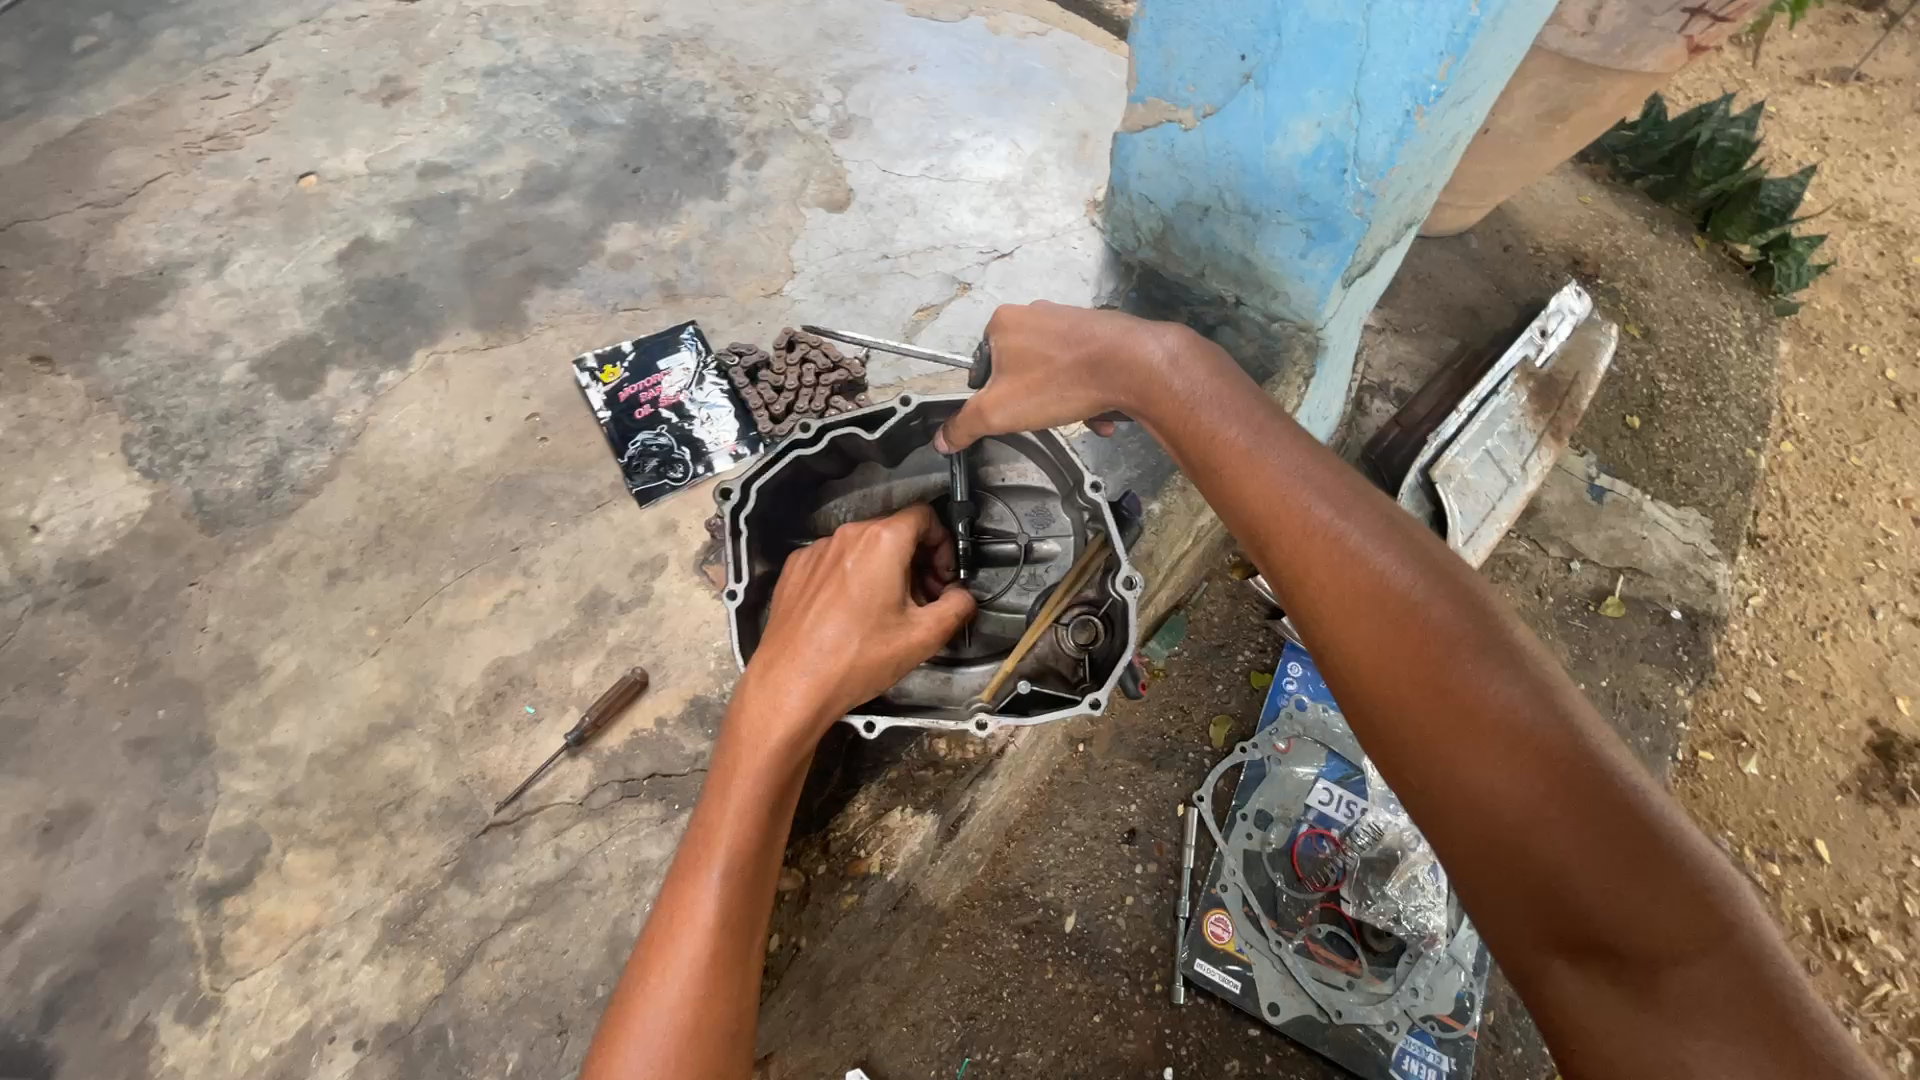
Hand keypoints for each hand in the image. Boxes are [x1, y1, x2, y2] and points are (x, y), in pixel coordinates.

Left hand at [734, 505, 975, 750]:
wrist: (792, 684)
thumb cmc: (852, 660)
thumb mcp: (923, 637)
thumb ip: (957, 608)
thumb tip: (963, 598)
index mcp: (882, 542)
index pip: (925, 516)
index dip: (943, 544)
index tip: (944, 574)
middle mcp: (847, 537)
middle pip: (895, 532)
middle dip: (918, 561)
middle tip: (924, 599)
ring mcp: (817, 552)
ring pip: (865, 548)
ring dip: (886, 571)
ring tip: (889, 613)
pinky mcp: (797, 570)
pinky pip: (836, 562)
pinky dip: (853, 578)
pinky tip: (854, 615)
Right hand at [933, 301, 1180, 451]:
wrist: (1131, 365)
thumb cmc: (1057, 383)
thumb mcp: (997, 412)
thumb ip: (964, 426)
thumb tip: (942, 439)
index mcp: (1003, 324)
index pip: (982, 367)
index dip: (993, 397)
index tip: (1011, 412)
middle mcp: (1034, 312)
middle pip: (1019, 370)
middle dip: (1032, 400)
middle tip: (1045, 417)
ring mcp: (1069, 319)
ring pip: (1054, 371)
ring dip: (1062, 400)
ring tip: (1077, 416)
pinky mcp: (1099, 330)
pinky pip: (1083, 367)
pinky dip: (1087, 393)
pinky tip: (1100, 414)